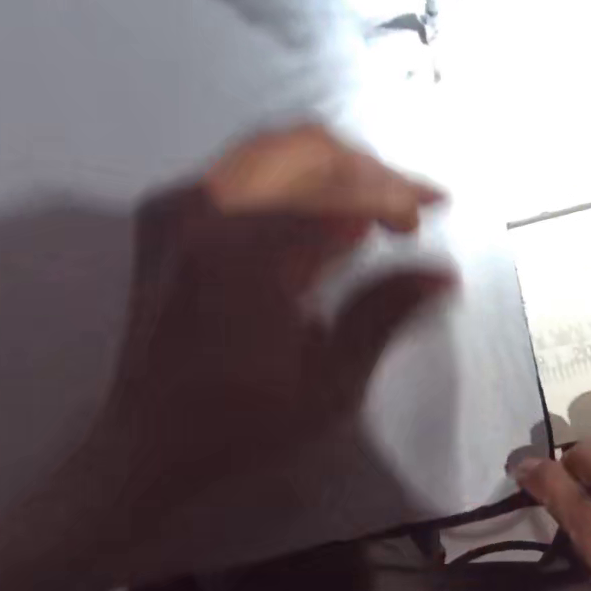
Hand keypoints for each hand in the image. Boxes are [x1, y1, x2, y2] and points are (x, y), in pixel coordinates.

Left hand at [78, 125, 452, 512]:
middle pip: (307, 150)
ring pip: (272, 149)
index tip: (433, 210)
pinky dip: (292, 182)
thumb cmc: (242, 425)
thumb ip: (383, 316)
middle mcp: (205, 212)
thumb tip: (440, 275)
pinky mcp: (165, 216)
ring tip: (373, 208)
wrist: (150, 440)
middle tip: (408, 207)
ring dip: (333, 170)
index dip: (396, 197)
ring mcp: (178, 208)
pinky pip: (241, 170)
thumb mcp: (327, 385)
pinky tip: (319, 218)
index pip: (341, 197)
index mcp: (246, 256)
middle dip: (369, 171)